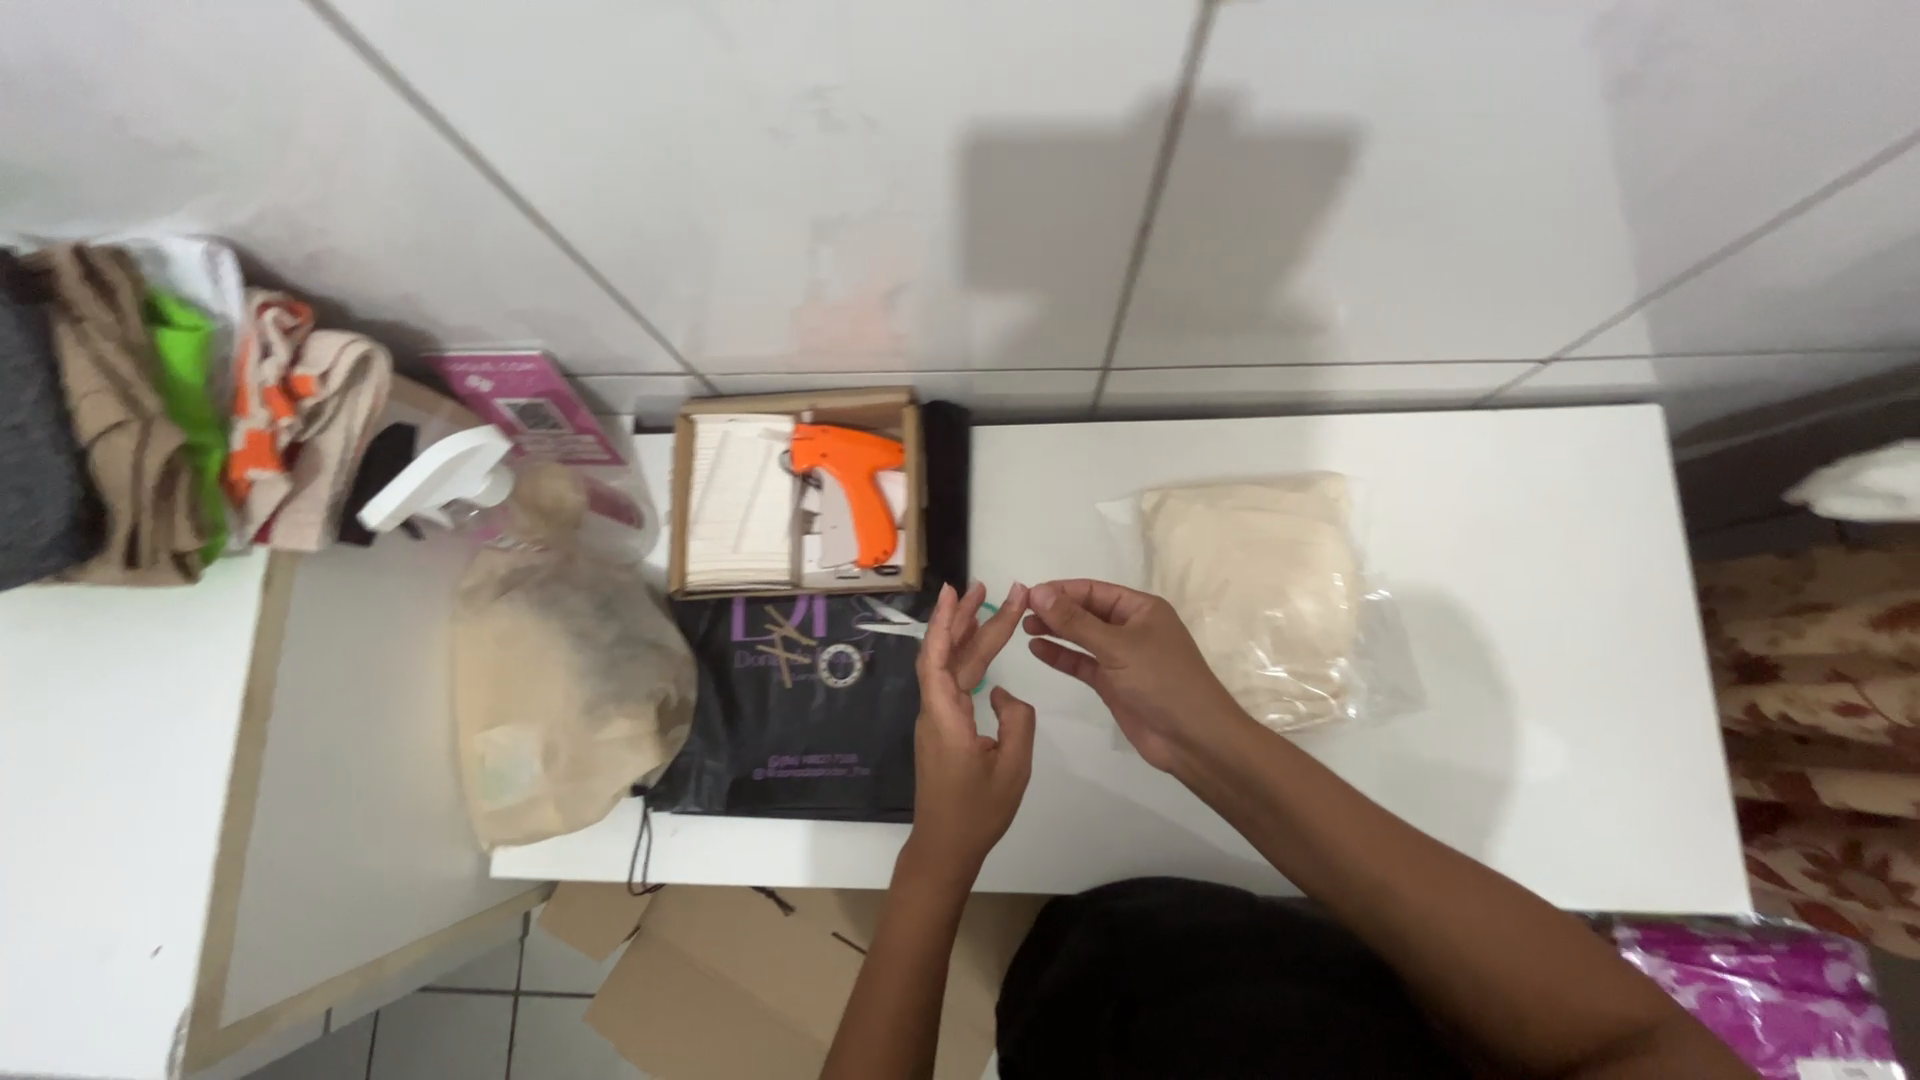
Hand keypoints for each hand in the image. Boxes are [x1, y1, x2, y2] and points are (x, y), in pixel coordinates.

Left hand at [906, 582, 1035, 878]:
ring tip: (986, 604)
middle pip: (947, 654)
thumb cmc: (978, 812)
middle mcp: (935, 711)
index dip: (945, 622)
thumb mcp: (1013, 768)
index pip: (939, 658)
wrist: (945, 847)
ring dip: (966, 635)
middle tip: (989, 587)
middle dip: (967, 619)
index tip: (956, 592)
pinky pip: (952, 684)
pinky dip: (967, 660)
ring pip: (949, 667)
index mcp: (946, 717)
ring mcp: (937, 720)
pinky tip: (980, 649)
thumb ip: (1017, 721)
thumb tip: (1004, 694)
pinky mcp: (943, 729)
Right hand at [1024, 579, 1243, 771]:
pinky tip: (1037, 649)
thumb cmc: (1162, 680)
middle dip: (1055, 610)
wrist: (1192, 738)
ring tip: (1023, 628)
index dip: (1061, 590)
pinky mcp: (1112, 683)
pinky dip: (1061, 656)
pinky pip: (1082, 663)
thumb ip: (1075, 621)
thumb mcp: (1117, 646)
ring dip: (1055, 631)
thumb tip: (1038, 593)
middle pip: (1086, 611)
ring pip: (1082, 637)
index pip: (1094, 590)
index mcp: (1141, 609)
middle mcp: (1131, 628)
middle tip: (1019, 612)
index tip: (1027, 594)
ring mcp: (1121, 656)